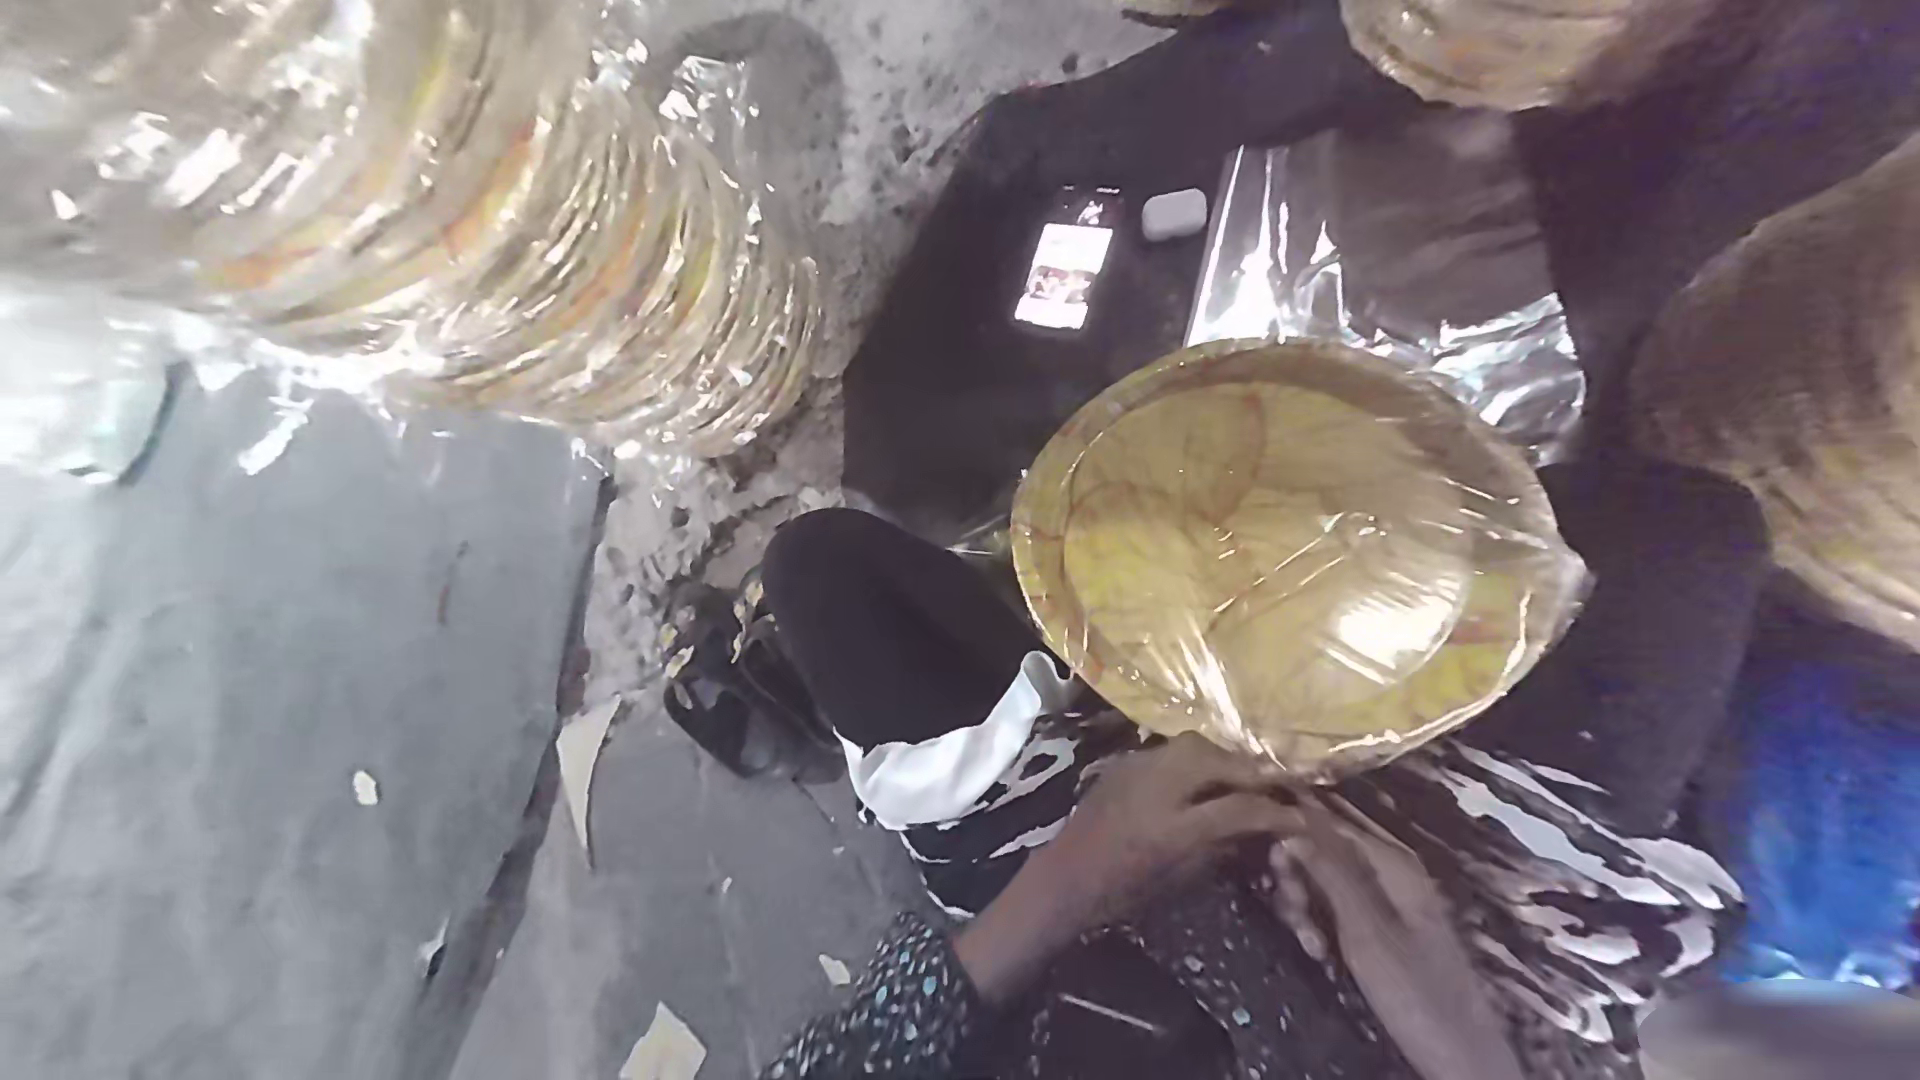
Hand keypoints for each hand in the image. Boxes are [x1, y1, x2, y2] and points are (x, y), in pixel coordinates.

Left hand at [956, 733, 1303, 1000]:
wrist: (1068, 872)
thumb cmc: (1124, 889)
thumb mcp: (1180, 877)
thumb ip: (1221, 846)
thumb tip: (1259, 826)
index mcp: (1171, 826)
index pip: (1237, 806)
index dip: (1275, 812)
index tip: (1301, 817)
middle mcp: (1154, 785)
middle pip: (1214, 759)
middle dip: (1251, 768)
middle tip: (1275, 782)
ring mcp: (1136, 766)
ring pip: (1192, 744)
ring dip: (1223, 756)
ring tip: (1243, 774)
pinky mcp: (1124, 759)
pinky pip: (1170, 748)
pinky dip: (1196, 756)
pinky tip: (1206, 771)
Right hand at [1274, 802, 1525, 1079]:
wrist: (1462, 1064)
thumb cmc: (1416, 992)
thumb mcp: (1366, 930)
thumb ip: (1328, 872)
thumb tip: (1288, 825)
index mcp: (1391, 859)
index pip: (1328, 815)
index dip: (1291, 822)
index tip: (1261, 840)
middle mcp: (1385, 867)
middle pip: (1319, 844)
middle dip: (1296, 871)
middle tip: (1290, 902)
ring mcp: (1380, 896)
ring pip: (1318, 875)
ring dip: (1303, 903)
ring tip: (1308, 940)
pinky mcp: (1373, 922)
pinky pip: (1330, 903)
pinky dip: (1317, 922)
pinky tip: (1317, 950)